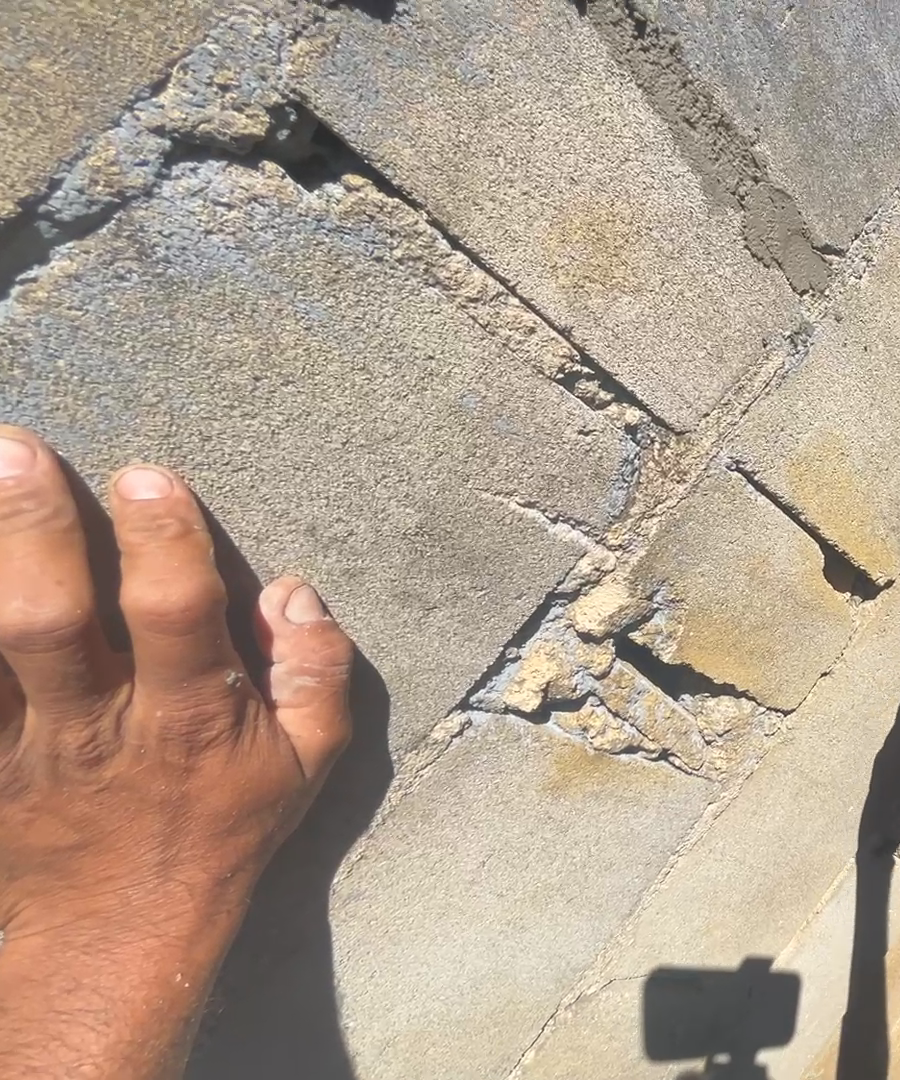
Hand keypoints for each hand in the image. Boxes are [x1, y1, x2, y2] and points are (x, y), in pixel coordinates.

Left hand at [0, 424, 354, 943]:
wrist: (122, 922)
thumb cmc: (233, 822)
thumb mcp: (315, 756)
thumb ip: (316, 671)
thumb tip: (296, 592)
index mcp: (192, 717)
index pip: (178, 617)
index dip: (164, 545)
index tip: (151, 476)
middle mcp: (94, 723)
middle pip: (47, 623)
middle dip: (31, 532)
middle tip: (13, 449)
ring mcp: (14, 745)